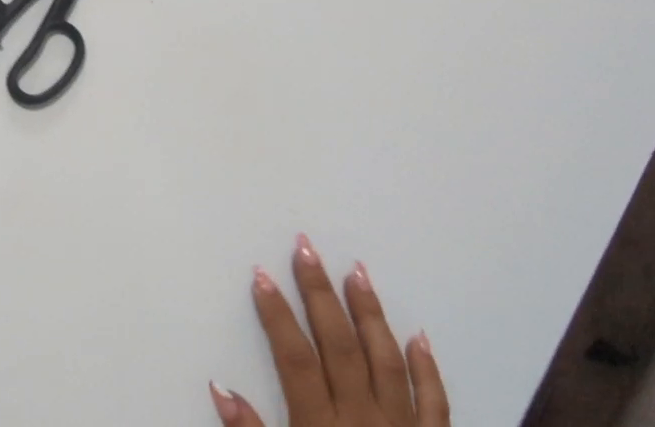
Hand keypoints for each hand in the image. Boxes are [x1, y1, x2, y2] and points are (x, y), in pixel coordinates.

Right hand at [211, 234, 447, 426]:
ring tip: (357, 269)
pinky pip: (435, 402)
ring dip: (370, 312)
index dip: (276, 313)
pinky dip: (427, 367)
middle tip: (306, 246)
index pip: (295, 357)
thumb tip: (219, 387)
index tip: (260, 273)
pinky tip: (417, 335)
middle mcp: (365, 421)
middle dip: (319, 293)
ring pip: (387, 360)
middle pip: (339, 344)